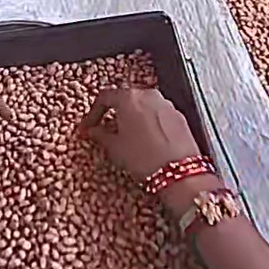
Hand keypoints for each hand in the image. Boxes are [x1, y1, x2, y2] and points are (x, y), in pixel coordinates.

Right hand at [81, 87, 201, 182]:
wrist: (179, 173)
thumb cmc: (144, 158)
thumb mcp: (114, 148)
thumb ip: (100, 134)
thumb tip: (93, 130)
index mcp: (129, 98)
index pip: (104, 97)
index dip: (93, 113)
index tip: (88, 126)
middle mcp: (148, 95)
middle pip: (125, 98)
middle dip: (113, 113)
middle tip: (105, 130)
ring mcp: (166, 104)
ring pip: (143, 106)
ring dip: (132, 118)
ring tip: (126, 137)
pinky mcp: (179, 116)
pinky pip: (158, 115)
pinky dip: (148, 123)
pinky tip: (146, 140)